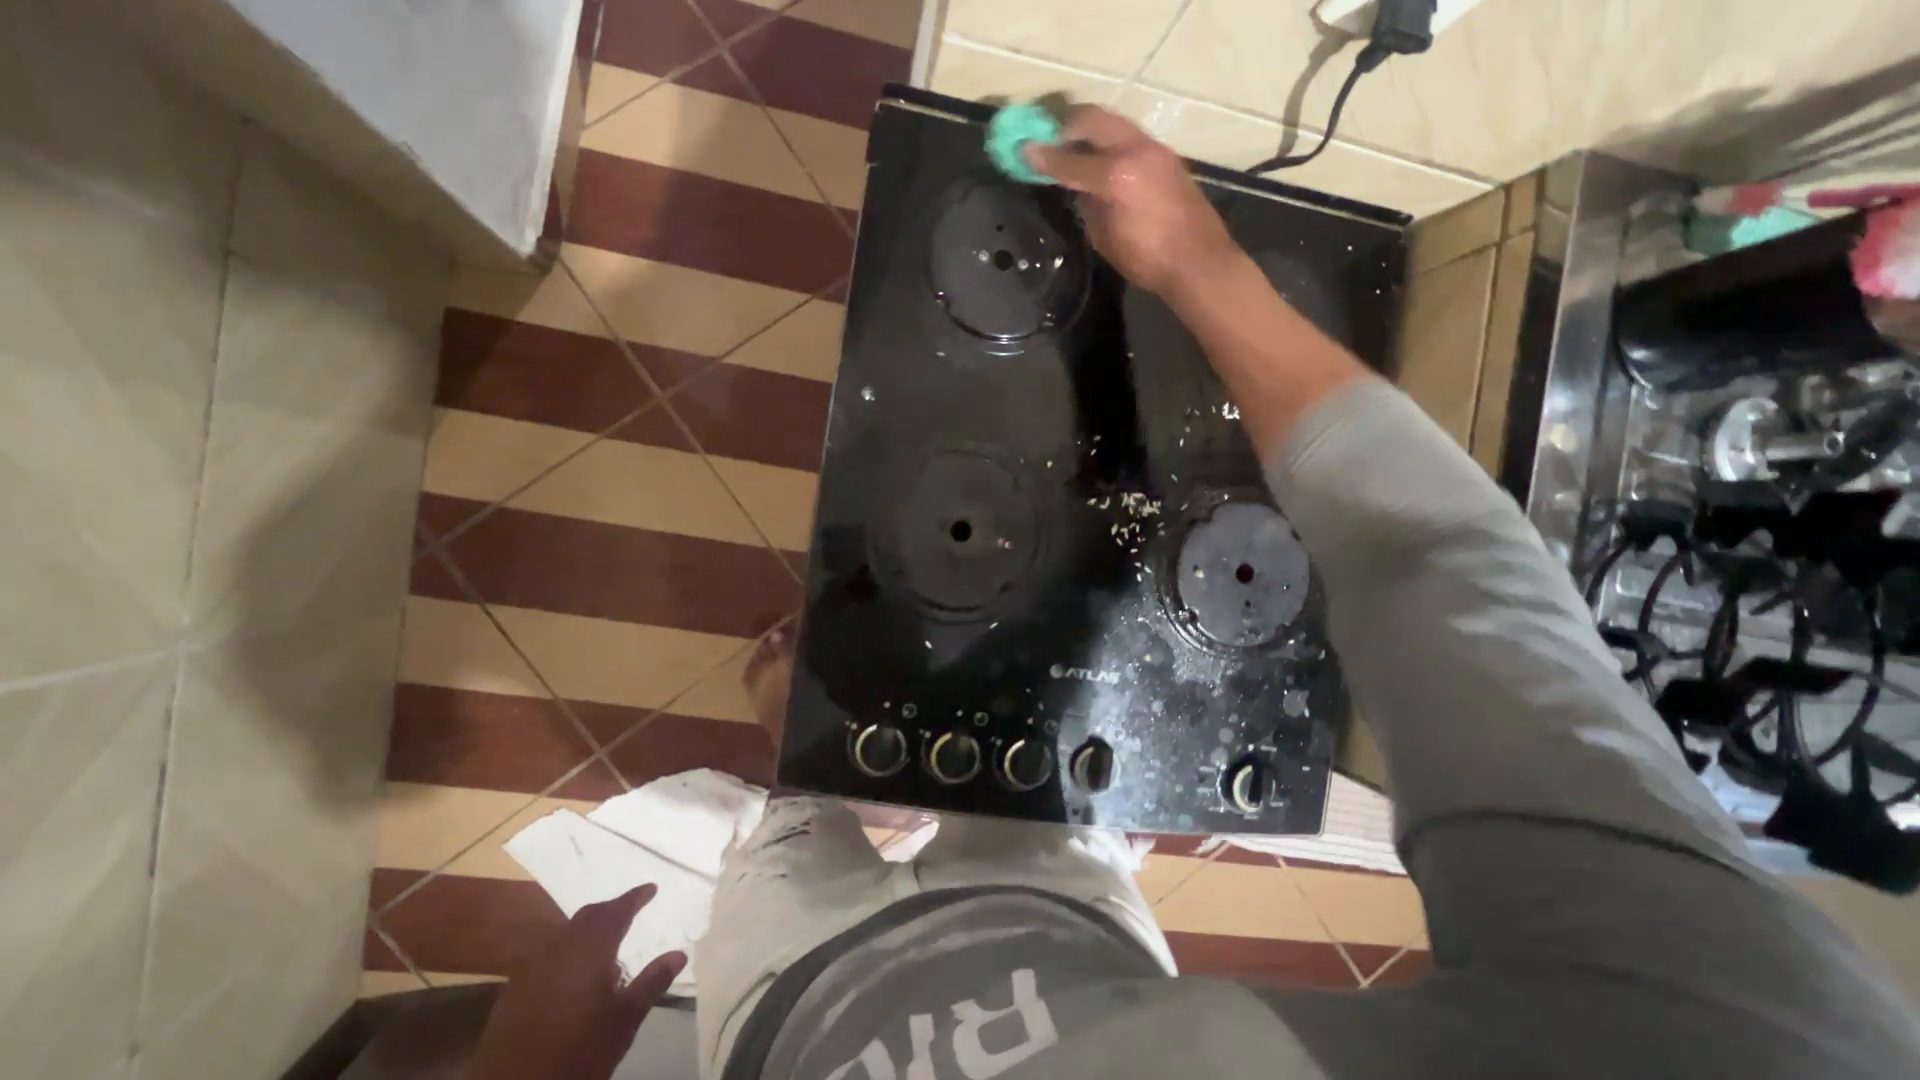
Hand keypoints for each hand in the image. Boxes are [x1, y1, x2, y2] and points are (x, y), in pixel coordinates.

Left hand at [469, 885, 687, 1079]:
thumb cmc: (579, 1053)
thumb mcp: (624, 1021)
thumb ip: (651, 983)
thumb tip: (679, 954)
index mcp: (588, 951)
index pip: (615, 912)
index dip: (634, 898)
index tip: (651, 889)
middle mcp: (558, 950)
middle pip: (587, 917)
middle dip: (610, 911)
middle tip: (631, 912)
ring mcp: (531, 969)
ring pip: (564, 935)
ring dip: (587, 931)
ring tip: (606, 944)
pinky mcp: (513, 991)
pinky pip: (546, 957)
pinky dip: (566, 954)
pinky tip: (573, 976)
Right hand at [1025, 106, 1239, 298]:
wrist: (1200, 263)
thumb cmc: (1147, 260)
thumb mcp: (1104, 237)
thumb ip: (1087, 204)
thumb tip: (1076, 187)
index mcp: (1116, 176)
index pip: (1069, 160)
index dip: (1042, 157)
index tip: (1022, 150)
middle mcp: (1136, 151)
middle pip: (1093, 120)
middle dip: (1066, 126)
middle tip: (1049, 139)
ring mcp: (1155, 149)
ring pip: (1114, 124)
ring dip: (1090, 130)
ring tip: (1073, 147)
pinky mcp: (1167, 156)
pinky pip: (1130, 138)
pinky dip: (1110, 141)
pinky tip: (1101, 160)